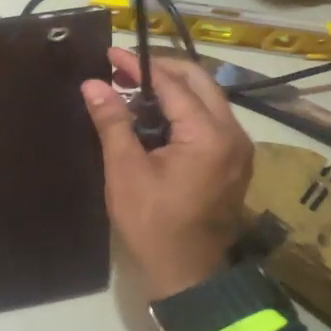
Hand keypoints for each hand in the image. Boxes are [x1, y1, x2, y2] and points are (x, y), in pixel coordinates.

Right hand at [81, 48, 253, 299]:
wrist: (187, 275)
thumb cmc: (153, 224)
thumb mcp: (125, 171)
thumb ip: (113, 122)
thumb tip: (93, 83)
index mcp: (209, 135)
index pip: (173, 84)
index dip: (139, 66)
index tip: (109, 55)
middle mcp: (233, 134)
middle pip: (199, 82)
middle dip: (159, 70)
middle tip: (120, 69)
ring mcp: (238, 148)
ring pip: (207, 98)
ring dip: (171, 88)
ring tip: (131, 89)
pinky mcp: (233, 161)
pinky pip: (209, 119)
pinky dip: (182, 108)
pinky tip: (151, 115)